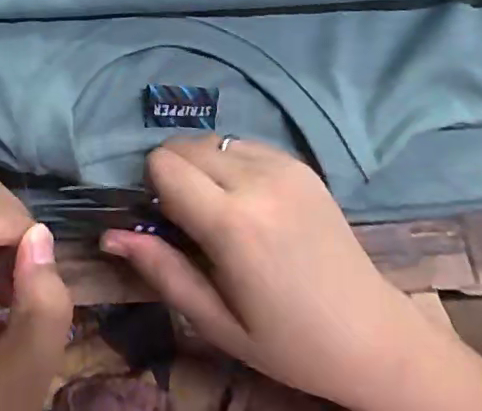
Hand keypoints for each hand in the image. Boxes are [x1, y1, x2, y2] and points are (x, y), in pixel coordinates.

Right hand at [101, 137, 481, 410]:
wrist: (372, 335)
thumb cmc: (288, 342)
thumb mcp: (217, 321)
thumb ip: (162, 271)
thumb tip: (109, 235)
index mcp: (234, 225)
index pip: (164, 165)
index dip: (153, 188)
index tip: (164, 220)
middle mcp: (258, 181)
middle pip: (184, 146)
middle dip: (174, 174)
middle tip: (190, 220)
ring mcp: (284, 166)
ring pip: (212, 140)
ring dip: (202, 166)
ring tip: (221, 210)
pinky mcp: (300, 162)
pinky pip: (243, 144)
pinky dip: (230, 162)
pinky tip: (248, 200)